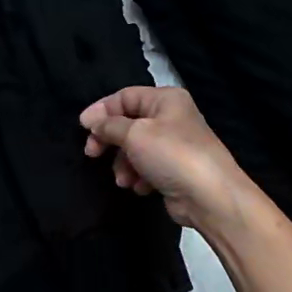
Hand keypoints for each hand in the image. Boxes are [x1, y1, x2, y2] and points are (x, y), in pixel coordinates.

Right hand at [79, 86, 256, 230]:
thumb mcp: (135, 134)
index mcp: (166, 99)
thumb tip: (93, 121)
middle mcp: (171, 118)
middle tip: (93, 154)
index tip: (82, 128)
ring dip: (124, 164)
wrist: (209, 195)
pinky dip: (139, 176)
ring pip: (135, 149)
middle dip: (110, 140)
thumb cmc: (171, 155)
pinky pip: (147, 168)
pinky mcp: (175, 170)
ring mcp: (174, 146)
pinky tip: (140, 187)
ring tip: (124, 179)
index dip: (102, 110)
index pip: (125, 96)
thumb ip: (109, 125)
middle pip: (129, 123)